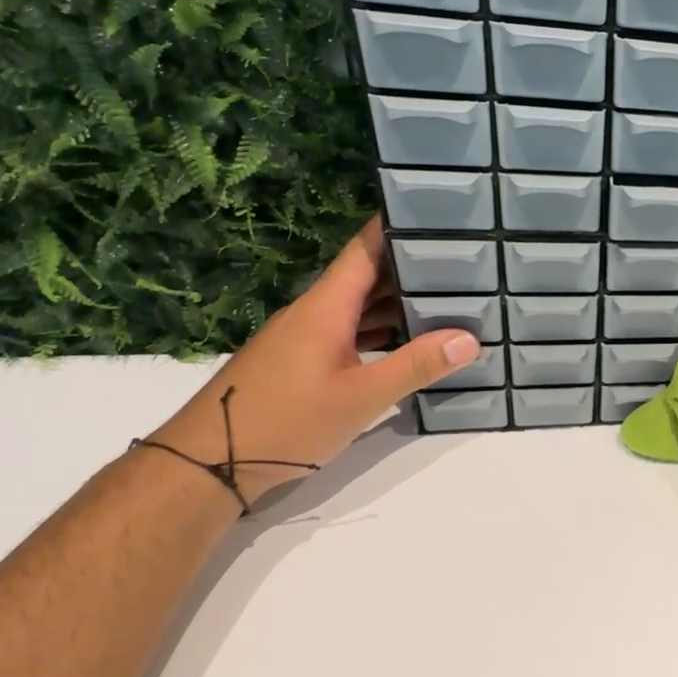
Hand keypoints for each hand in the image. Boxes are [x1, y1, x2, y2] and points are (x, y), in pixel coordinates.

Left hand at [143, 217, 480, 504]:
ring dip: (399, 303)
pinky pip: (349, 332)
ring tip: (451, 299)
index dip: (396, 226)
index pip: (364, 250)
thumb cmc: (285, 422)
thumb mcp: (361, 397)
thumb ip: (416, 365)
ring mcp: (303, 339)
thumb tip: (470, 339)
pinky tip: (410, 343)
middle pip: (367, 277)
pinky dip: (382, 331)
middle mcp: (314, 314)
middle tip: (466, 261)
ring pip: (358, 308)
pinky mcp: (299, 363)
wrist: (206, 463)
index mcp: (325, 308)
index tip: (438, 213)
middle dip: (412, 267)